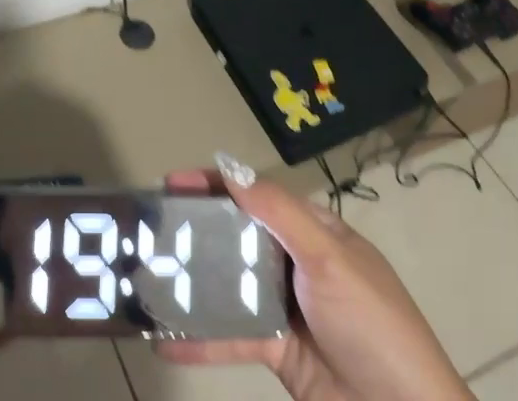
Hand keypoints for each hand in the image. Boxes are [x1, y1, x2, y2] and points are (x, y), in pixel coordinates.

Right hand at [156, 155, 472, 400]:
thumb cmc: (371, 322)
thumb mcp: (329, 259)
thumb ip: (278, 214)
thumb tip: (231, 168)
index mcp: (316, 232)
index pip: (259, 196)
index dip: (217, 185)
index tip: (172, 183)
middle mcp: (296, 264)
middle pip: (237, 239)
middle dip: (194, 232)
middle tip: (148, 230)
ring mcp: (284, 308)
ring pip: (228, 288)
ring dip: (191, 286)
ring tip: (145, 282)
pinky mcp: (275, 350)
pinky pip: (230, 337)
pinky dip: (199, 340)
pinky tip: (164, 342)